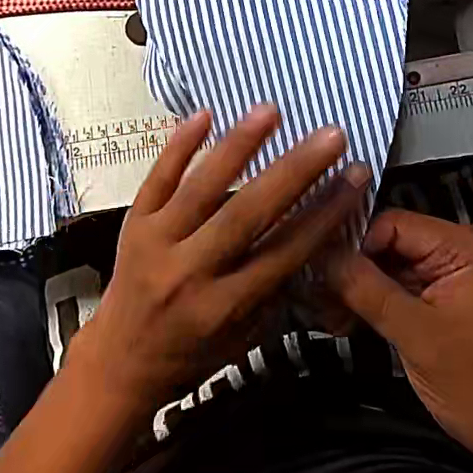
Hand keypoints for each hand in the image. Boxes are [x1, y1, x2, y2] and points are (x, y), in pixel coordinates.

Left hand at [71, 104, 368, 411]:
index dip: (325, 213)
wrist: (117, 362)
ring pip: (202, 188)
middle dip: (295, 171)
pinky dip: (179, 146)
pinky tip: (203, 114)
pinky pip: (157, 178)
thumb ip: (276, 290)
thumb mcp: (242, 338)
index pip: (285, 251)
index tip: (355, 175)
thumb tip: (315, 237)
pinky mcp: (133, 222)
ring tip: (271, 110)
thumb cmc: (190, 352)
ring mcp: (156, 241)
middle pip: (248, 213)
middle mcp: (190, 271)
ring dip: (239, 146)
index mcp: (223, 305)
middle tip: (331, 136)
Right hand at [323, 210, 472, 472]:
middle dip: (351, 270)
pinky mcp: (440, 299)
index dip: (353, 243)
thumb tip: (320, 254)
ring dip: (356, 289)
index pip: (392, 223)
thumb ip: (368, 290)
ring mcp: (449, 275)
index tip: (317, 269)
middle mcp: (458, 249)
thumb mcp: (418, 336)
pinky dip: (371, 303)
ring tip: (325, 314)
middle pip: (387, 242)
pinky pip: (396, 287)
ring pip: (386, 266)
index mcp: (465, 246)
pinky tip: (342, 320)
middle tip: (314, 296)